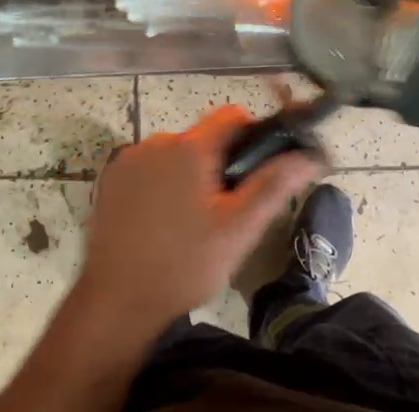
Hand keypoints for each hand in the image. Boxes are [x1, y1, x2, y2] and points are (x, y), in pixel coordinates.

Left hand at [77, 105, 323, 331]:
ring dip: (187, 176)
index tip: (256, 172)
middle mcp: (156, 142)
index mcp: (189, 148)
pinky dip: (159, 185)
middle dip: (217, 166)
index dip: (251, 136)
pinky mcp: (109, 180)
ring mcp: (128, 160)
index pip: (231, 117)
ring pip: (174, 155)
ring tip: (191, 223)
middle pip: (201, 139)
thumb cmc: (184, 265)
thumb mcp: (237, 230)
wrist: (117, 301)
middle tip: (224, 212)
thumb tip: (309, 155)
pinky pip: (147, 169)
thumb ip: (273, 186)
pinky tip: (161, 223)